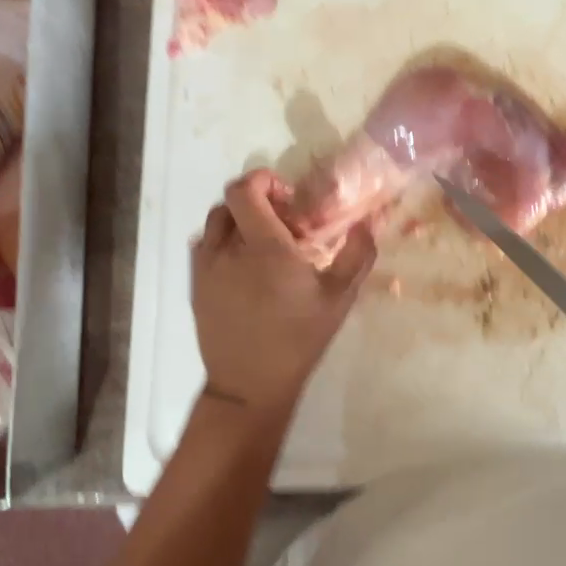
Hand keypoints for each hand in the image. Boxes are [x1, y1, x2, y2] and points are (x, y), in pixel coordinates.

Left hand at [191, 169, 376, 420]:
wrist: (250, 384)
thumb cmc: (298, 338)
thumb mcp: (338, 297)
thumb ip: (357, 254)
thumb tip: (369, 221)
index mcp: (263, 247)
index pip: (245, 190)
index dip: (264, 180)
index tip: (288, 198)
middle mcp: (227, 250)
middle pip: (230, 203)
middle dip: (257, 203)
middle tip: (283, 225)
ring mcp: (206, 268)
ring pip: (215, 224)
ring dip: (239, 223)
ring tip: (263, 247)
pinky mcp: (196, 286)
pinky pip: (204, 248)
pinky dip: (224, 245)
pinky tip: (246, 271)